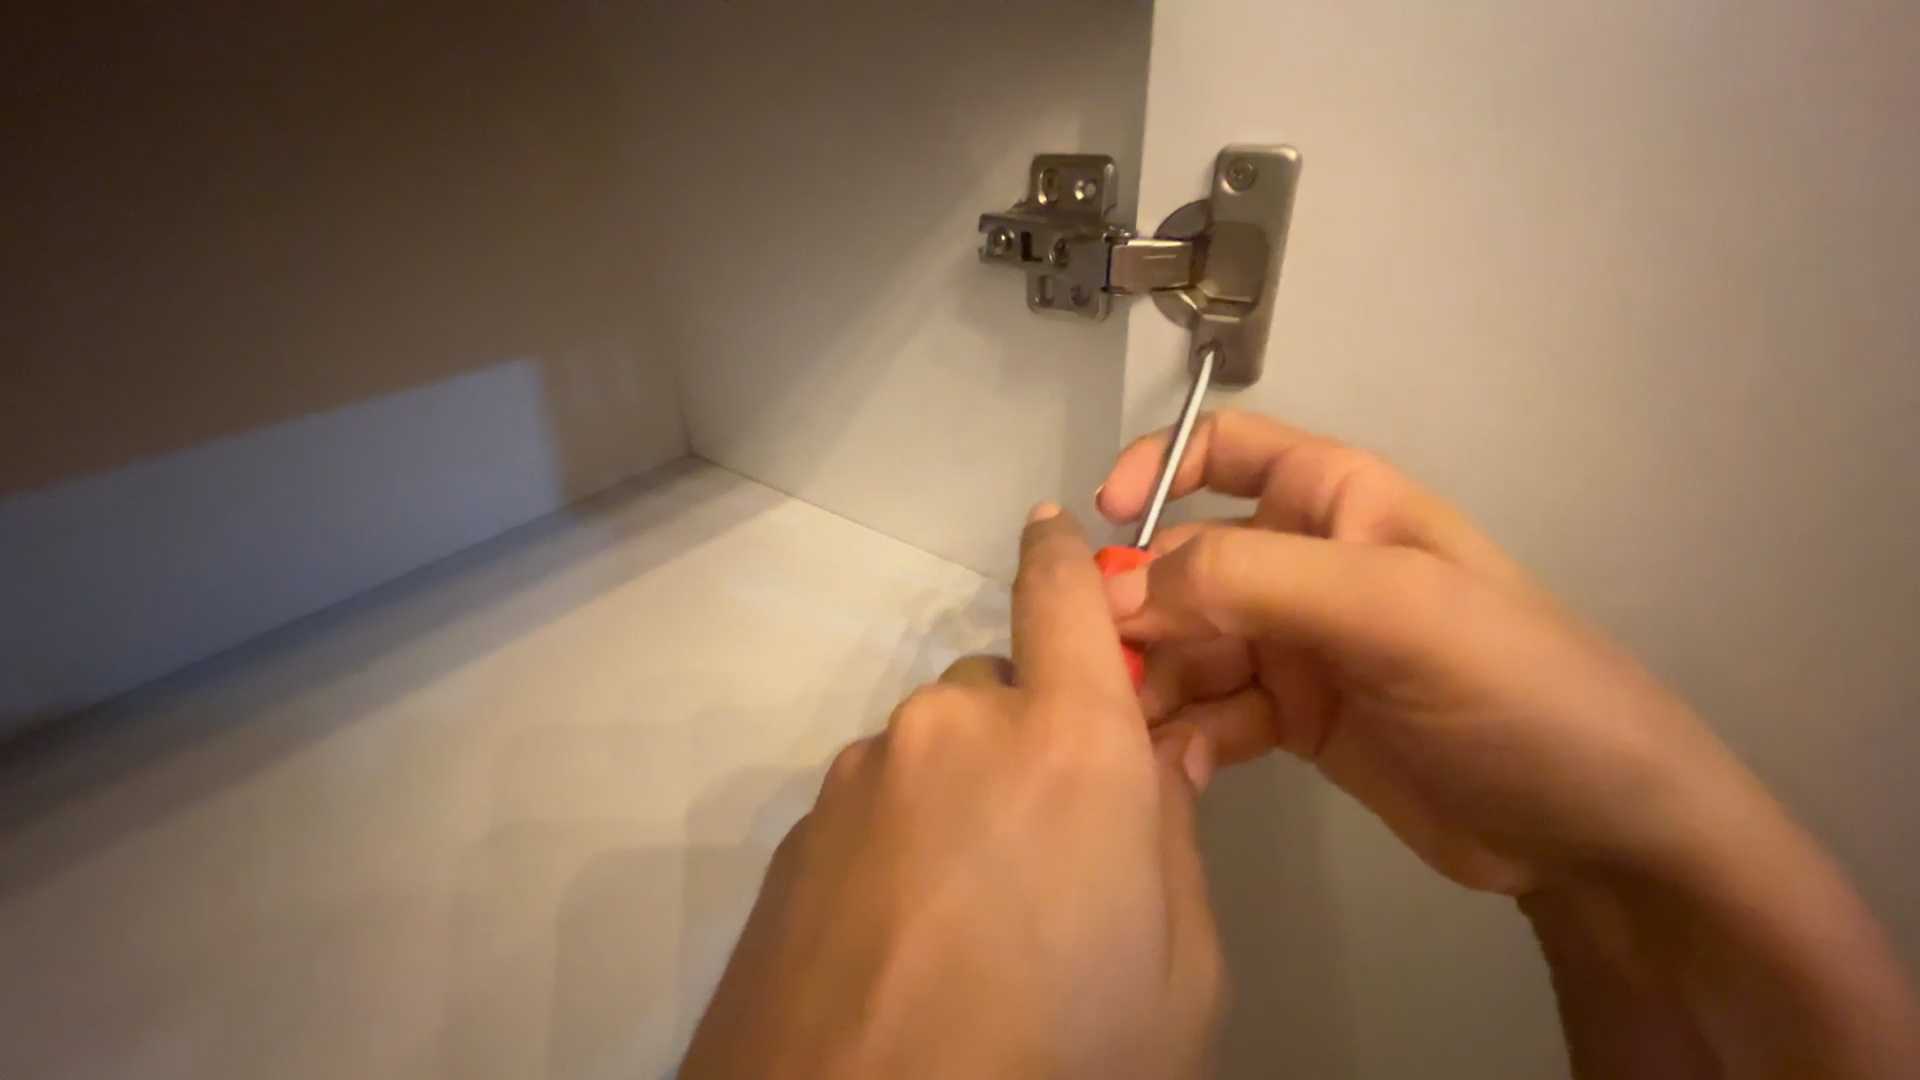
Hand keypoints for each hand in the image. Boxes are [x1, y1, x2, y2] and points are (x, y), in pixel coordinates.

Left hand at [681, 507, 1222, 1079]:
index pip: (1062, 597)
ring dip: (961, 787)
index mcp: (1065, 741)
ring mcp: (865, 769)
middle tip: (1042, 835)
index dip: (1064, 555)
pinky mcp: (803, 825)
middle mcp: (954, 725)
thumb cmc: (1062, 1054)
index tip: (1054, 529)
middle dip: (1029, 734)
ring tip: (967, 903)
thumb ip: (1171, 837)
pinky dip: (902, 829)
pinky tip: (903, 927)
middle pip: (1000, 687)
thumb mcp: (1175, 967)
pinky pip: (877, 795)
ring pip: (934, 744)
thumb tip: (1159, 758)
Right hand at [1096, 410, 1775, 895]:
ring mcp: (1291, 643)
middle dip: (1140, 609)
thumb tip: (1116, 589)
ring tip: (1136, 730)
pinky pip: (1207, 707)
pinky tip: (1185, 765)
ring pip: (1184, 641)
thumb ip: (1250, 581)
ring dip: (1155, 680)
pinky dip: (1186, 731)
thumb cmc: (1517, 691)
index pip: (1224, 449)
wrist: (1601, 841)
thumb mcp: (1392, 610)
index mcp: (1336, 502)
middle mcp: (1301, 562)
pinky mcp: (1286, 715)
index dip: (1155, 465)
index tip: (1106, 518)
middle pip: (1183, 563)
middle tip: (1103, 667)